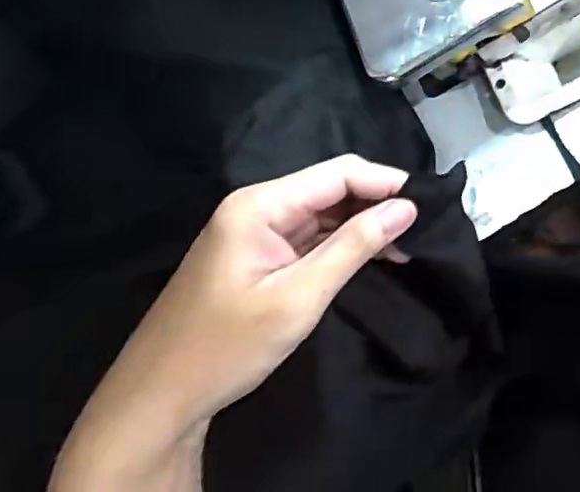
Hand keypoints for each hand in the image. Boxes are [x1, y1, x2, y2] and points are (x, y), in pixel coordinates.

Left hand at [52, 155, 416, 489]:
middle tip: (421, 226)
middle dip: (376, 203)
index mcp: (259, 204)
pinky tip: (372, 255)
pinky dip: (341, 243)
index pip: (337, 173)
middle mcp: (257, 205)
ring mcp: (255, 229)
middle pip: (331, 188)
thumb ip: (354, 246)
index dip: (384, 181)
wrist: (152, 405)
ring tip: (405, 244)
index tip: (426, 201)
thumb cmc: (224, 348)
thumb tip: (406, 207)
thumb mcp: (298, 298)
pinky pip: (309, 234)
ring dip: (362, 225)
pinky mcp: (257, 252)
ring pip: (323, 211)